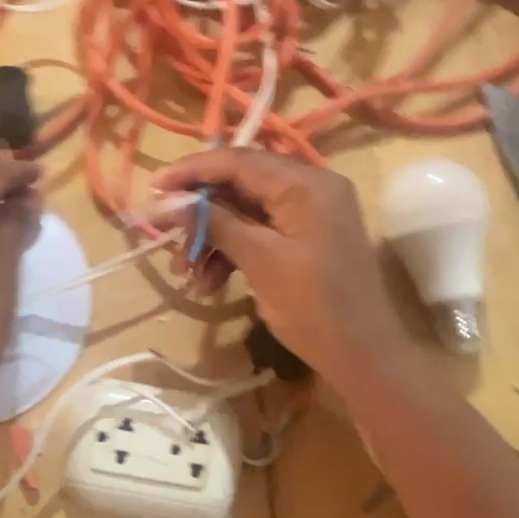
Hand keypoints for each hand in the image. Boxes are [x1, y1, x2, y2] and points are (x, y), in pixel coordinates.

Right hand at [154, 148, 405, 378]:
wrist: (363, 355)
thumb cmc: (314, 306)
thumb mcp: (260, 261)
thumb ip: (216, 224)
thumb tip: (170, 203)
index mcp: (307, 184)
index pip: (239, 161)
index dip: (193, 171)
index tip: (155, 188)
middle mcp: (312, 187)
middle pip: (241, 184)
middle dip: (201, 211)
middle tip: (166, 233)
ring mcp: (311, 213)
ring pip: (247, 211)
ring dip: (213, 237)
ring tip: (186, 270)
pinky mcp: (307, 238)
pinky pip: (261, 231)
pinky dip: (234, 250)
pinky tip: (211, 281)